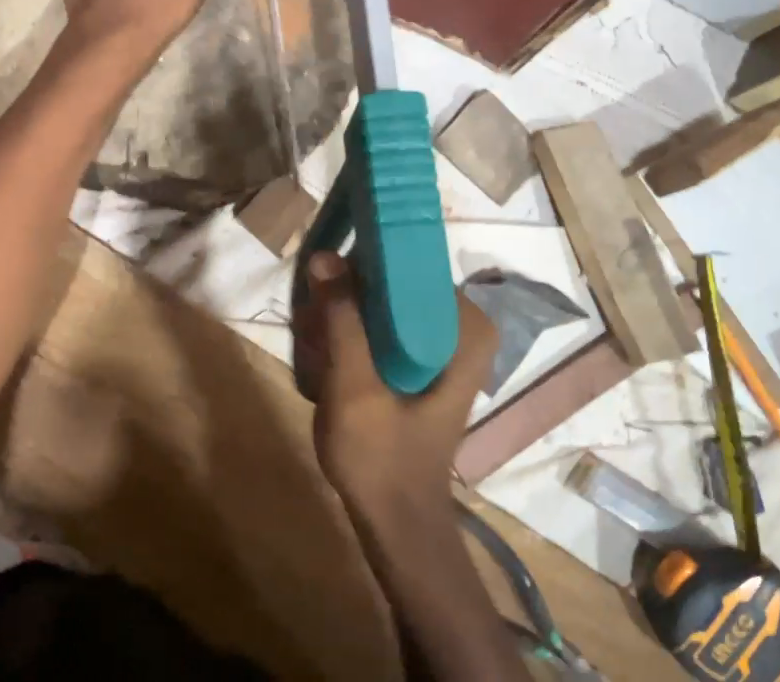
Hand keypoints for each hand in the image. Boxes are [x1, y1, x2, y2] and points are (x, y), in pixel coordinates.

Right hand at [292, 253, 496, 526]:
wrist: (396, 522)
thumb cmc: (381, 457)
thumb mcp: (355, 387)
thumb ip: (343, 321)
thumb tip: (326, 256)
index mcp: (466, 332)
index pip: (418, 265)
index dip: (370, 259)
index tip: (329, 268)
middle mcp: (461, 332)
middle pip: (398, 282)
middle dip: (350, 290)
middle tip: (313, 310)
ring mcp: (441, 350)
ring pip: (386, 304)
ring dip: (346, 311)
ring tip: (314, 334)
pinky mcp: (419, 366)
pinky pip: (381, 326)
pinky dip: (352, 330)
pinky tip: (325, 350)